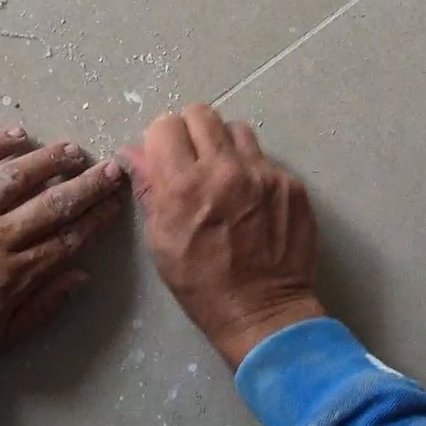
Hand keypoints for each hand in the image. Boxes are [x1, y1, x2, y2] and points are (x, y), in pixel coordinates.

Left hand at [0, 125, 126, 361]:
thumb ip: (43, 308)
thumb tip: (80, 276)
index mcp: (15, 274)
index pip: (68, 239)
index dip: (97, 219)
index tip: (116, 203)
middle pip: (52, 204)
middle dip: (87, 184)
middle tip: (112, 168)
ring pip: (14, 178)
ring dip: (48, 160)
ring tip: (72, 150)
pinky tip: (16, 135)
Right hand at [120, 104, 324, 367]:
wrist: (262, 311)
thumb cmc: (201, 283)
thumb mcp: (160, 240)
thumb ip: (149, 189)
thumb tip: (134, 152)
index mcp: (183, 185)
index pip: (165, 125)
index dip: (160, 139)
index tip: (164, 157)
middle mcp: (224, 170)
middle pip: (201, 113)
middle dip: (190, 132)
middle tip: (192, 159)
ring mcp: (263, 174)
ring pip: (236, 129)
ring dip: (223, 145)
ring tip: (224, 176)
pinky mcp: (291, 184)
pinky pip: (264, 158)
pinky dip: (252, 170)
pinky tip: (251, 200)